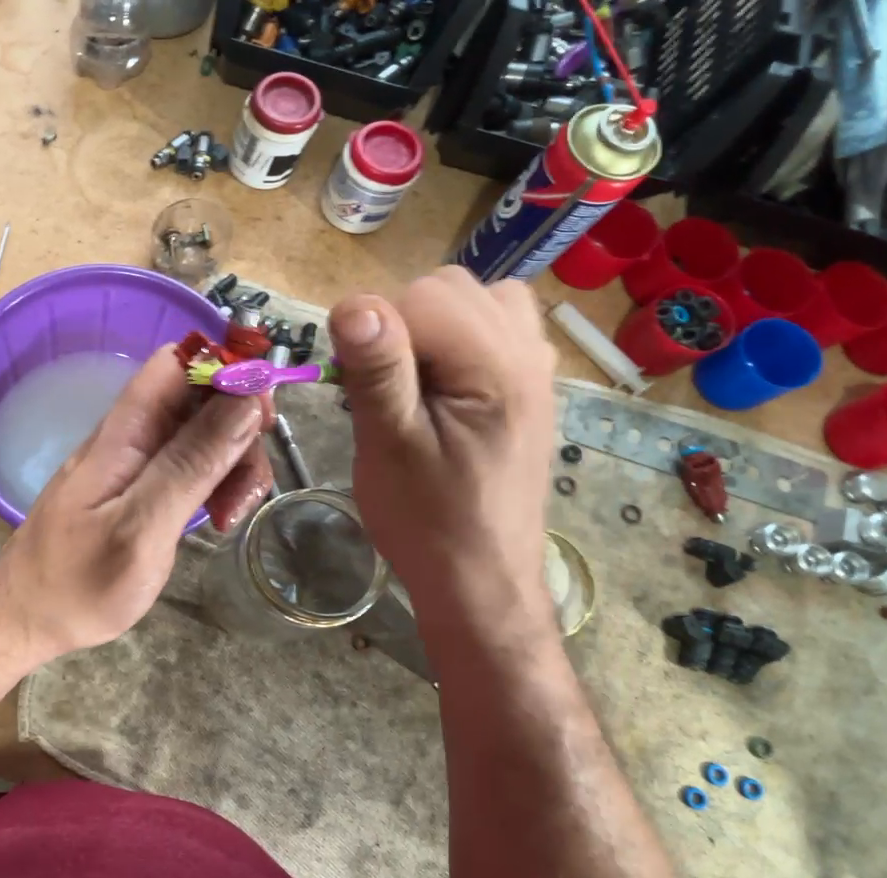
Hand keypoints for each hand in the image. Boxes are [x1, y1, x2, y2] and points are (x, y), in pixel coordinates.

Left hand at [0, 346, 273, 662]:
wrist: (25, 620)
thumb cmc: (78, 583)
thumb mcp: (142, 526)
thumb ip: (191, 463)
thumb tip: (245, 398)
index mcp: (123, 433)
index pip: (177, 363)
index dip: (226, 367)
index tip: (264, 410)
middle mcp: (130, 439)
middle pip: (199, 400)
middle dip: (240, 429)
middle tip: (251, 484)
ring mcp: (134, 467)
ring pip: (201, 437)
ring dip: (231, 465)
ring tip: (231, 517)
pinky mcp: (139, 494)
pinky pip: (187, 470)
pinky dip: (212, 487)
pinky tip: (217, 521)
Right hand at [327, 268, 556, 630]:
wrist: (481, 579)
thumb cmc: (428, 520)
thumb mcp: (390, 447)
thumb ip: (378, 371)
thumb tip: (352, 302)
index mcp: (496, 365)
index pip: (421, 296)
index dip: (375, 332)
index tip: (358, 387)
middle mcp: (527, 352)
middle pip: (450, 288)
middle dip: (401, 325)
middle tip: (380, 391)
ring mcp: (534, 369)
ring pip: (476, 302)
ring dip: (430, 328)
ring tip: (410, 385)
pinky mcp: (528, 389)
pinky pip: (496, 330)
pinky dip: (460, 341)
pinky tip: (443, 389)